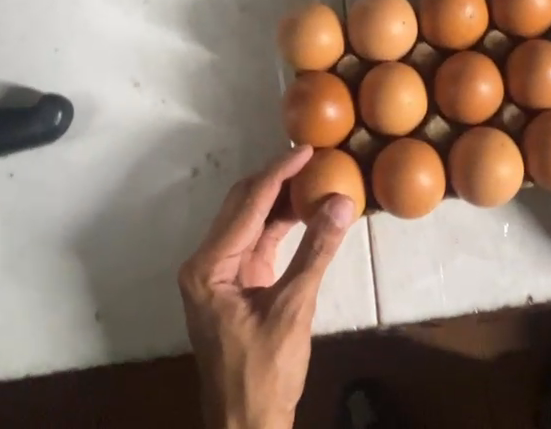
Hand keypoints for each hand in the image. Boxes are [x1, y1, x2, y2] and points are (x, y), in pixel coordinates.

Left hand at [179, 145, 354, 428]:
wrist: (246, 426)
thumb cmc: (263, 373)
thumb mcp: (292, 310)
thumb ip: (316, 252)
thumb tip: (343, 202)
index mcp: (208, 266)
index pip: (248, 205)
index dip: (279, 174)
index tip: (308, 150)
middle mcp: (207, 262)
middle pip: (244, 204)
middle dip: (279, 179)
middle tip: (316, 157)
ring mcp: (221, 272)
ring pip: (251, 219)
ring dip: (282, 199)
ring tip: (317, 176)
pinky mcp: (237, 282)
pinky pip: (259, 240)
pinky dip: (283, 224)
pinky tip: (308, 210)